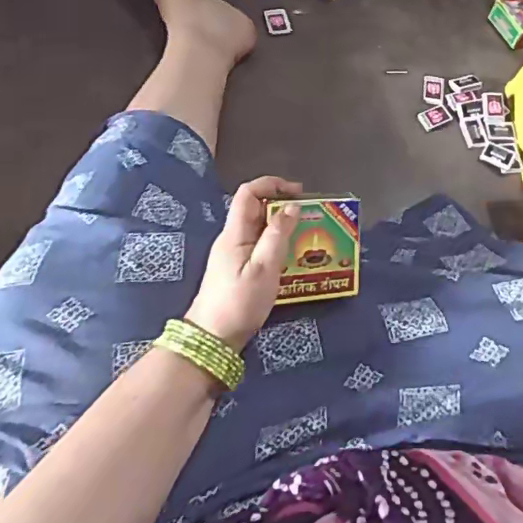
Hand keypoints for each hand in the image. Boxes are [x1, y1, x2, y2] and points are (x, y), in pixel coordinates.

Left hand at [184, 177, 301, 349]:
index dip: (272, 185)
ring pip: (259, 228)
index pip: (248, 193)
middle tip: (309, 215)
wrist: (213, 337)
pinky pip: (259, 245)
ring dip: (282, 225)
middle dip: (282, 205)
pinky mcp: (238, 268)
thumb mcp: (264, 268)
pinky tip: (292, 256)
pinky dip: (276, 243)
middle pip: (255, 208)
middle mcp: (232, 238)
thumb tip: (292, 207)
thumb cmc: (239, 302)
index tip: (298, 193)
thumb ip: (278, 235)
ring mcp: (234, 254)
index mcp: (235, 233)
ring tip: (306, 234)